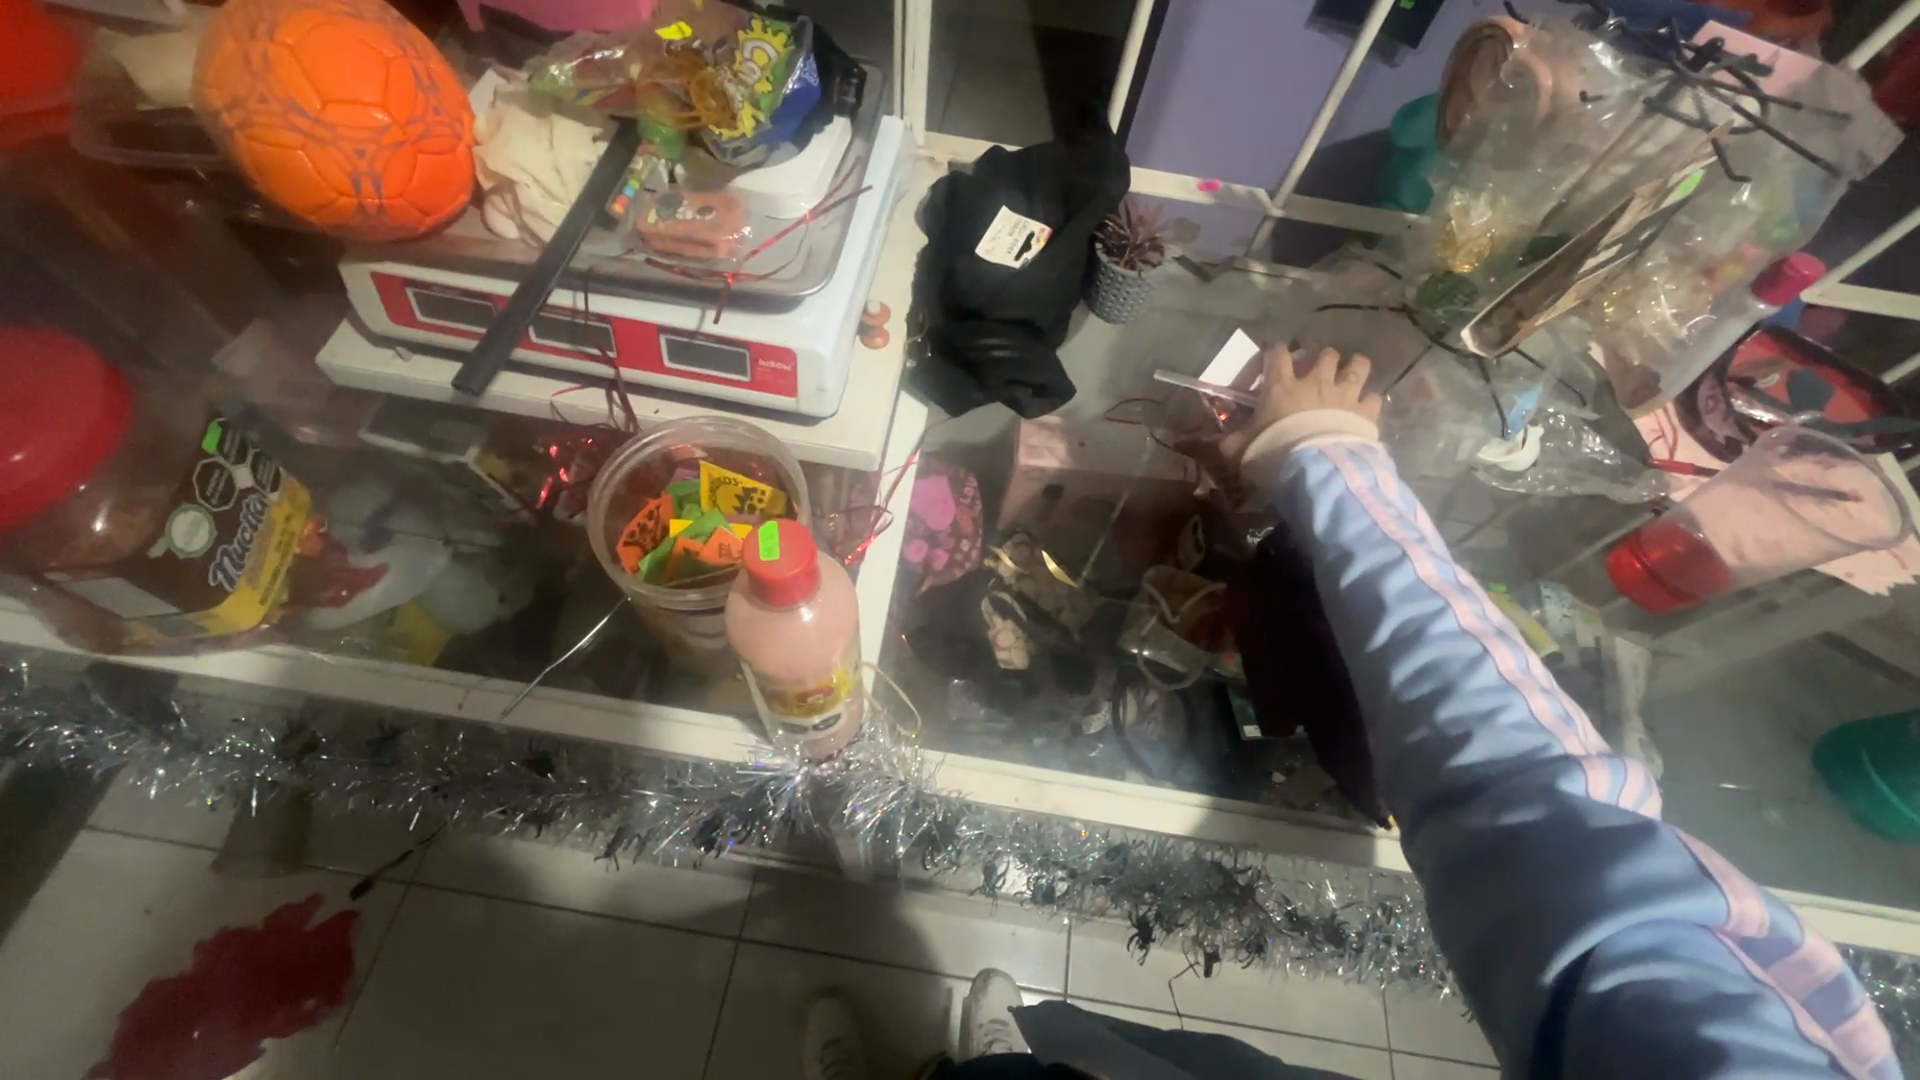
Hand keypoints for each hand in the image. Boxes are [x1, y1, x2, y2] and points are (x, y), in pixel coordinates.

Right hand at [1217, 346, 1381, 462]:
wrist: (1315, 467)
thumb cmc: (1273, 452)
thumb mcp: (1240, 449)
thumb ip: (1230, 441)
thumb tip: (1216, 441)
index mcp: (1282, 386)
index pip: (1278, 355)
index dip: (1276, 351)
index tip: (1275, 355)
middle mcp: (1316, 382)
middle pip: (1325, 354)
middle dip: (1322, 358)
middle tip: (1317, 369)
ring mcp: (1344, 394)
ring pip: (1357, 366)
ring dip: (1354, 366)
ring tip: (1351, 372)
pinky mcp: (1366, 412)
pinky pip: (1374, 398)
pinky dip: (1370, 401)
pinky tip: (1366, 407)